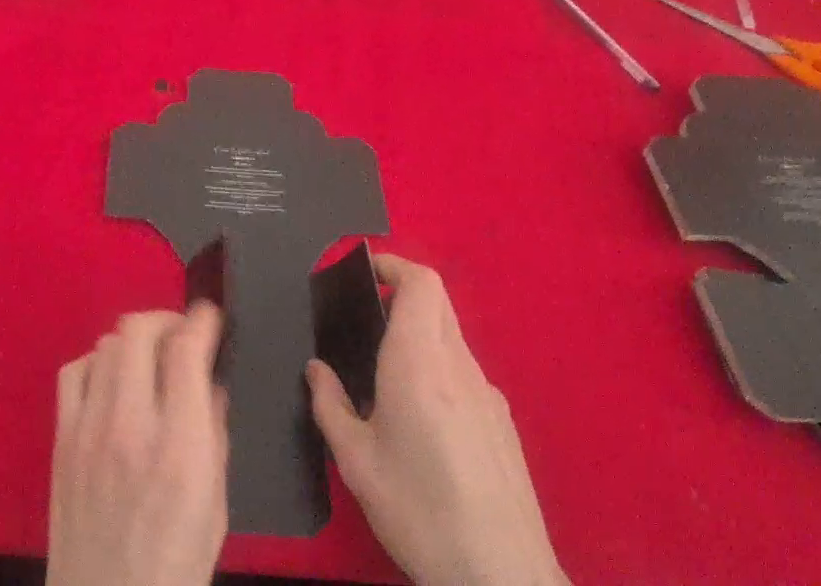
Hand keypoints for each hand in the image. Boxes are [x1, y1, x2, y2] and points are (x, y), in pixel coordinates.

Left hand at [48, 304, 227, 585]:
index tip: (212, 315)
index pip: (186, 352)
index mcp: (179, 446)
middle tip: (182, 334)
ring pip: (106, 344)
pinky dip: (96, 362)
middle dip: (166, 320)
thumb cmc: (175, 563)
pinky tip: (110, 378)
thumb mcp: (216, 504)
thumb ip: (214, 433)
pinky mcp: (61, 439)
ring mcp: (88, 428)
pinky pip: (73, 372)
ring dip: (133, 340)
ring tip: (149, 357)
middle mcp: (130, 425)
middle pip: (138, 332)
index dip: (202, 321)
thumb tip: (210, 384)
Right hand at [308, 255, 566, 585]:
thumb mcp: (356, 463)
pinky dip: (436, 366)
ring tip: (379, 372)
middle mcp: (460, 367)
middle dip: (399, 293)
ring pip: (451, 337)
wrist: (502, 576)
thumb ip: (331, 406)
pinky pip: (464, 372)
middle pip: (437, 303)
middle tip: (359, 317)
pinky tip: (416, 417)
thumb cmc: (419, 511)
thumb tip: (318, 370)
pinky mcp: (502, 423)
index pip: (421, 284)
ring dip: (417, 333)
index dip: (393, 264)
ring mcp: (488, 394)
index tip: (360, 271)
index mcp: (421, 364)